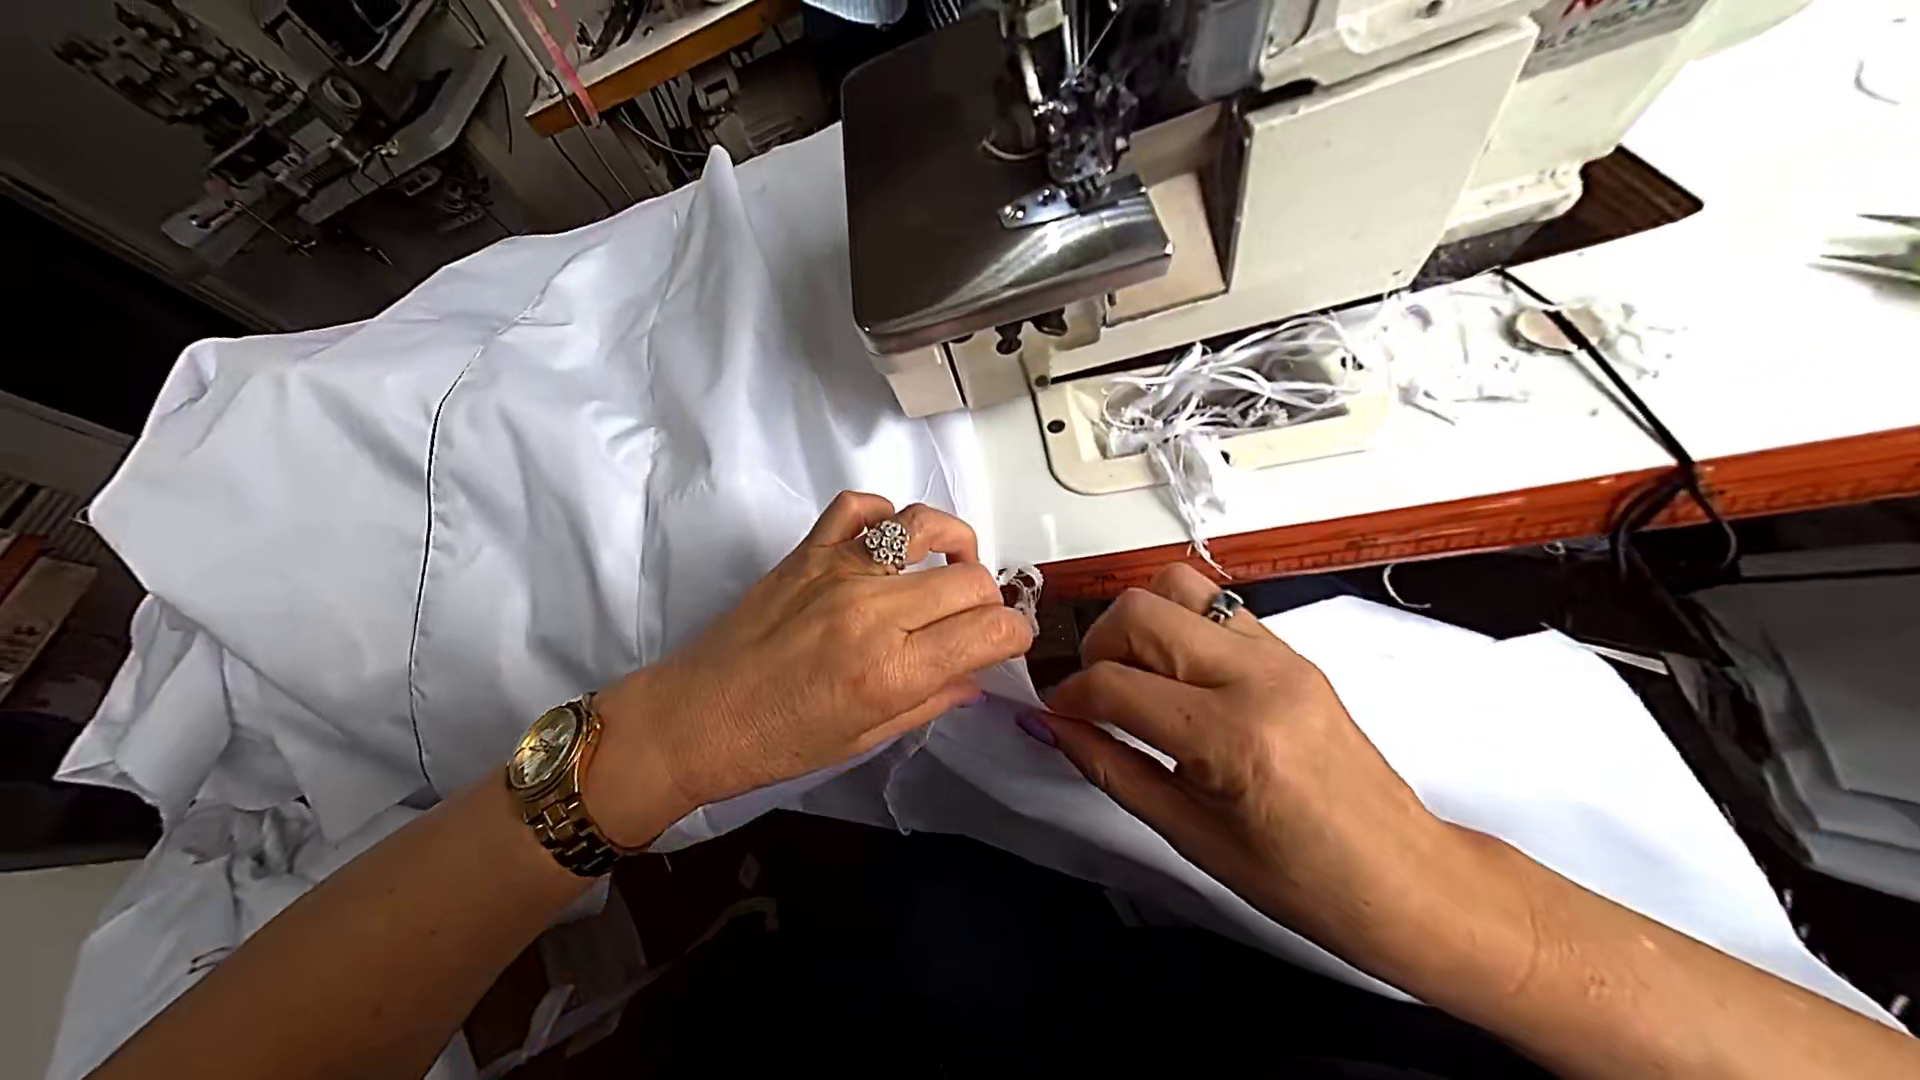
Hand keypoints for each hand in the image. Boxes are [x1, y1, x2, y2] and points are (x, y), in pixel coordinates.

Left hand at [584, 492, 1034, 845]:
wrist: (695, 718)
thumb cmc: (779, 743)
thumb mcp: (867, 737)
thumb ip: (933, 698)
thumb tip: (976, 673)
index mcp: (893, 671)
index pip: (992, 630)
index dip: (1014, 635)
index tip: (1004, 643)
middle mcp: (874, 611)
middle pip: (971, 578)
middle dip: (989, 601)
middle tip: (972, 621)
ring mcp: (838, 571)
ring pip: (926, 525)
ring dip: (955, 543)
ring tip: (950, 566)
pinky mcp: (807, 551)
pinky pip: (859, 505)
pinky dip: (886, 515)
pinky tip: (890, 543)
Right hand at [1035, 564, 1462, 955]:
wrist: (1405, 878)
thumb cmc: (1307, 878)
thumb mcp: (1188, 833)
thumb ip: (1110, 766)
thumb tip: (1059, 727)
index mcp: (1232, 737)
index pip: (1115, 684)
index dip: (1070, 697)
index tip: (1060, 712)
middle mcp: (1258, 677)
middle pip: (1139, 612)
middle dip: (1096, 646)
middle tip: (1091, 690)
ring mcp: (1280, 655)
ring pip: (1176, 585)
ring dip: (1135, 621)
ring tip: (1130, 669)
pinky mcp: (1291, 650)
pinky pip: (1214, 603)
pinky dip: (1174, 622)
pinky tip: (1171, 669)